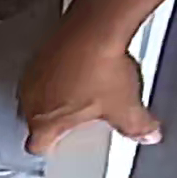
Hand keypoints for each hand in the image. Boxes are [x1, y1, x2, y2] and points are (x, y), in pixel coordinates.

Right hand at [18, 26, 161, 154]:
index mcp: (45, 123)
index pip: (36, 146)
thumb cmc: (98, 70)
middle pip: (35, 121)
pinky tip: (77, 68)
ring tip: (80, 87)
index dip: (49, 147)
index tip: (60, 143)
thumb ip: (135, 126)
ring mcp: (30, 79)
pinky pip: (41, 74)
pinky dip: (54, 75)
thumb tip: (146, 134)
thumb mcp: (125, 106)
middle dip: (53, 119)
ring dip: (52, 96)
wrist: (93, 30)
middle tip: (77, 113)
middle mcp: (30, 103)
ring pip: (36, 97)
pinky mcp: (36, 58)